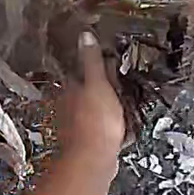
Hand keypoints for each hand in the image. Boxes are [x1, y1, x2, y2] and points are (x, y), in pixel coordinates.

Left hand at [55, 31, 124, 165]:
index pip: (79, 70)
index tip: (107, 60)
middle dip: (99, 85)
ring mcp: (78, 124)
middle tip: (119, 80)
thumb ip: (92, 61)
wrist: (93, 160)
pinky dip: (109, 124)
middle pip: (86, 89)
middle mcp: (70, 105)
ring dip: (105, 104)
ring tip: (123, 101)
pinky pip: (101, 127)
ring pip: (93, 108)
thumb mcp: (98, 84)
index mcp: (71, 88)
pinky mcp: (89, 140)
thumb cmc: (96, 120)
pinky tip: (120, 126)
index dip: (92, 64)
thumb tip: (84, 35)